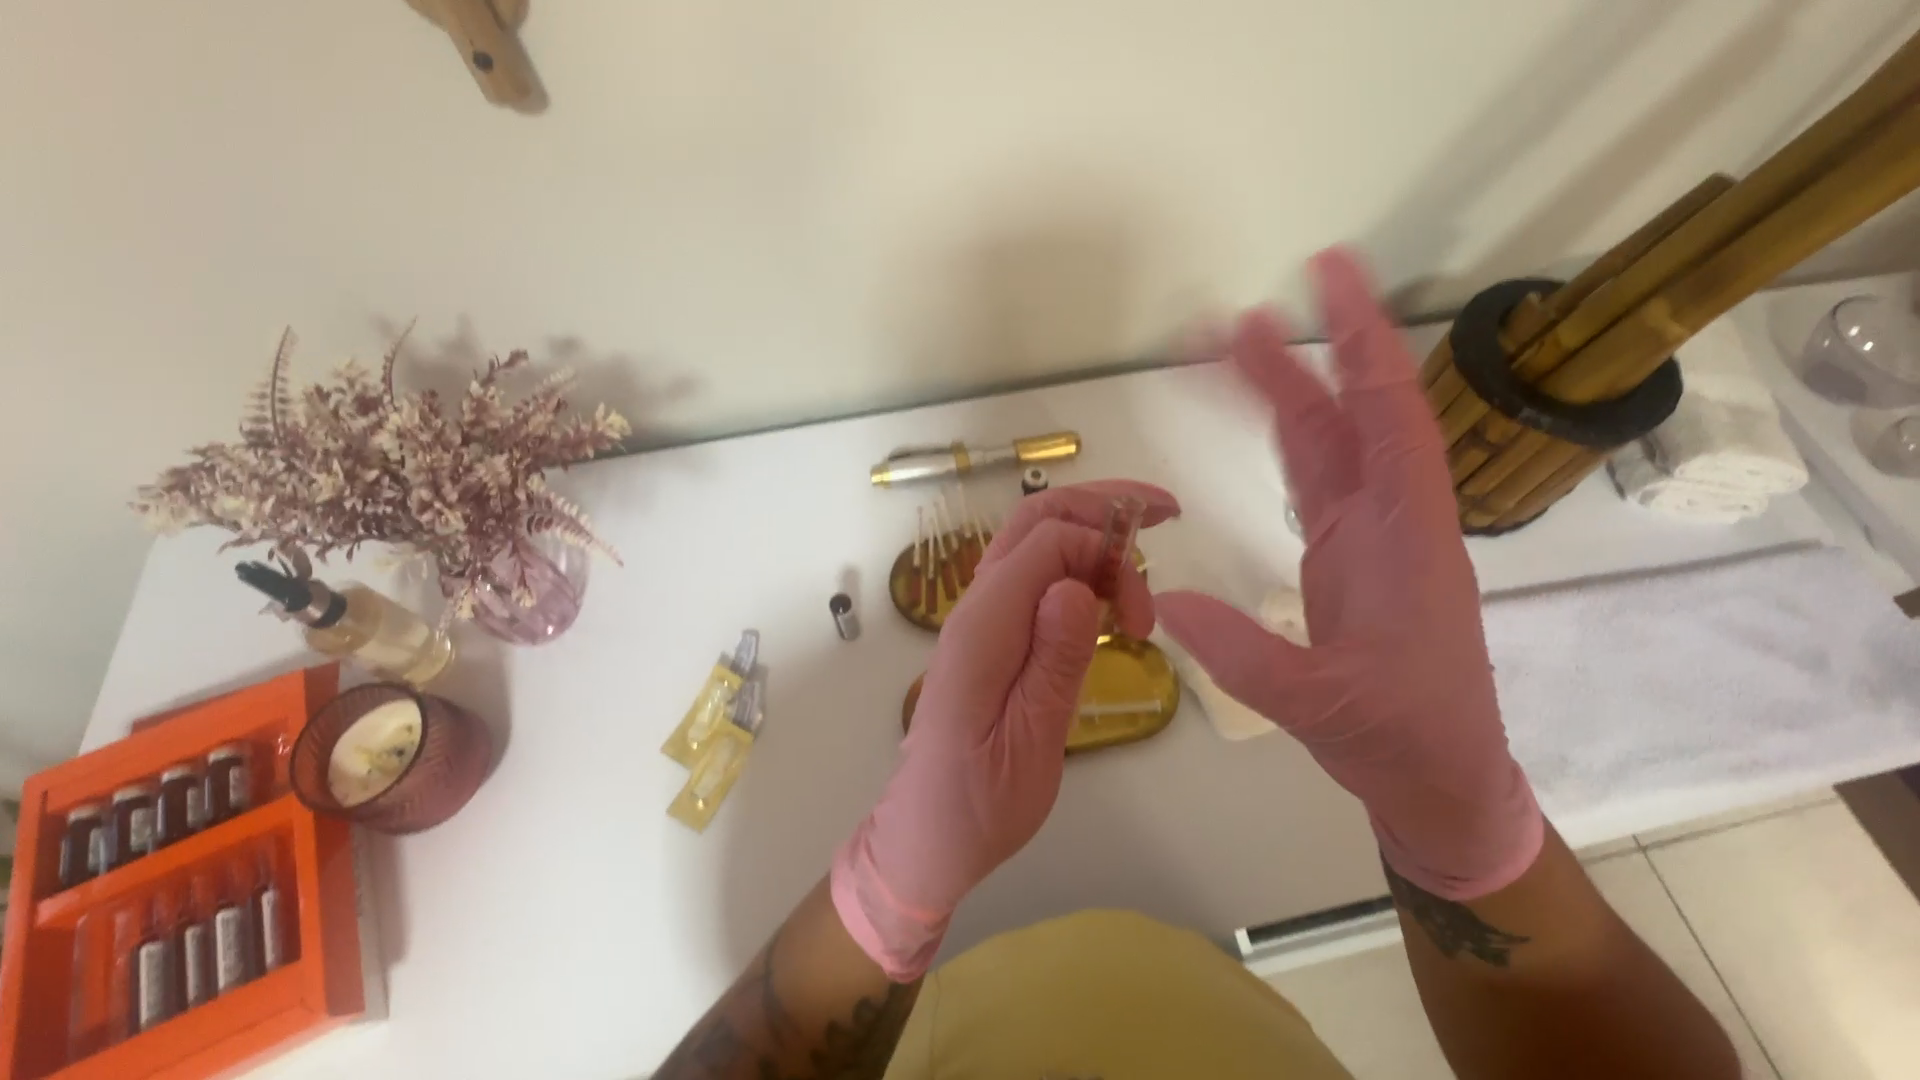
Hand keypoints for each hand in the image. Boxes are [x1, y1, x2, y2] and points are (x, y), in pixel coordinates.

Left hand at [832, 480, 1179, 980]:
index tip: (1144, 616)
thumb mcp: (1029, 742)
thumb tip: (1078, 584)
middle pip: (1035, 519)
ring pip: (1033, 541)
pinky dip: (1076, 565)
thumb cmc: (978, 803)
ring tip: (1140, 573)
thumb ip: (1053, 661)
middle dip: (1102, 506)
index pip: (1048, 540)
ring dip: (1091, 534)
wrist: (926, 835)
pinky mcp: (988, 636)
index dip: (1106, 552)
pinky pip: (1032, 575)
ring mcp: (979, 618)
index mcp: (984, 628)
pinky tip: (1108, 594)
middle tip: (1166, 518)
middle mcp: (976, 608)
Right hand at [1155, 248, 1542, 899]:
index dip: (1360, 341)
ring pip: (1328, 443)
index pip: (1387, 416)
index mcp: (1404, 537)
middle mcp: (1392, 519)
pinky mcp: (1348, 557)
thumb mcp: (1319, 705)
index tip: (1331, 275)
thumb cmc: (1402, 739)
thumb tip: (1163, 600)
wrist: (1438, 779)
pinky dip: (1287, 439)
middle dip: (1306, 352)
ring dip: (1287, 390)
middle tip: (1246, 305)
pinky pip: (1315, 479)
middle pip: (1349, 415)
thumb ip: (1242, 653)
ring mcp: (1370, 536)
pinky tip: (1260, 416)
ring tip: (1234, 344)